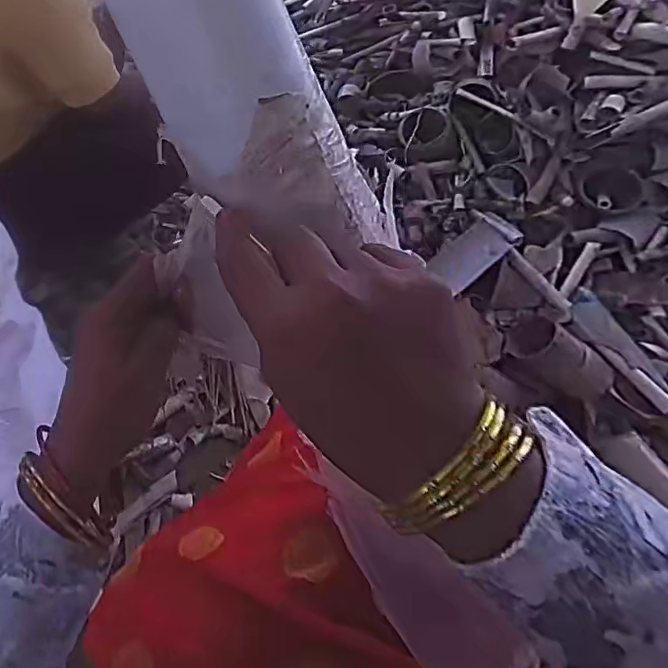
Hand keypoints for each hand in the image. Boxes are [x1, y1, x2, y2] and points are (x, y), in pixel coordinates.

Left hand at [43, 254, 179, 504]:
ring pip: (139, 306)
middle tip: (197, 322)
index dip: (174, 274)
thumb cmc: (117, 409)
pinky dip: (152, 329)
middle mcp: (101, 311)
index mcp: (109, 310)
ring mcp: (100, 329)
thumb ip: (166, 323)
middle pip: (142, 285)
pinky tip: (171, 347)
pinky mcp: (103, 347)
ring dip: (165, 314)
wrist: (81, 451)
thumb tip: (180, 293)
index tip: (197, 299)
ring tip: (189, 334)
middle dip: (172, 295)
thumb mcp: (150, 366)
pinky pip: (132, 324)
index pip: (145, 268)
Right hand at [212, 208, 487, 505]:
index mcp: (287, 325)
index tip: (231, 219)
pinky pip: (379, 257)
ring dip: (333, 265)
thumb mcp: (283, 377)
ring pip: (338, 245)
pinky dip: (372, 273)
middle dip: (286, 249)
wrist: (436, 447)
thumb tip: (261, 275)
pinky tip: (382, 305)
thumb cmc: (346, 424)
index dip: (233, 233)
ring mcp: (381, 280)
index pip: (243, 257)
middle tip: (294, 269)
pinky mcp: (422, 278)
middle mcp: (330, 291)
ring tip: (348, 299)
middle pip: (291, 236)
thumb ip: (267, 320)